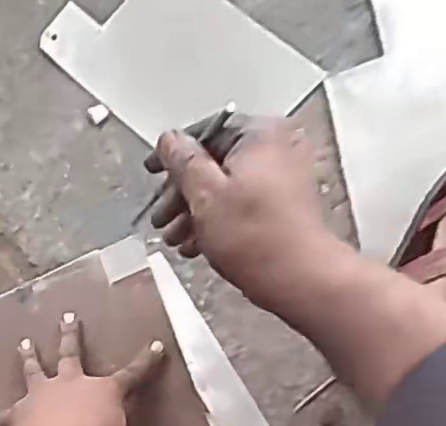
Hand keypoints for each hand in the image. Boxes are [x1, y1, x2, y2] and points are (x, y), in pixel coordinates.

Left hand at [0, 312, 168, 425]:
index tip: (156, 345)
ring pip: (35, 368)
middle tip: (68, 316)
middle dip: (71, 334)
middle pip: (72, 353)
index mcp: (105, 393)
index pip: (133, 374)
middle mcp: (72, 384)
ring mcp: (43, 394)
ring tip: (24, 341)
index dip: (146, 361)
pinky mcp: (18, 411)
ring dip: (29, 355)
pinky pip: (4, 412)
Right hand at [146, 119, 344, 306]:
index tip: (151, 171)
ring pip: (224, 187)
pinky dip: (215, 221)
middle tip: (160, 218)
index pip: (207, 131)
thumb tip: (168, 140)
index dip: (173, 153)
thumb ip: (183, 162)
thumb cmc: (251, 234)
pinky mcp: (281, 204)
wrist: (294, 274)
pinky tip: (196, 244)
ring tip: (174, 238)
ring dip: (193, 212)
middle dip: (181, 193)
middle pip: (214, 162)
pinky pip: (240, 203)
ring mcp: (281, 176)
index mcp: (259, 134)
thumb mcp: (204, 195)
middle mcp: (276, 147)